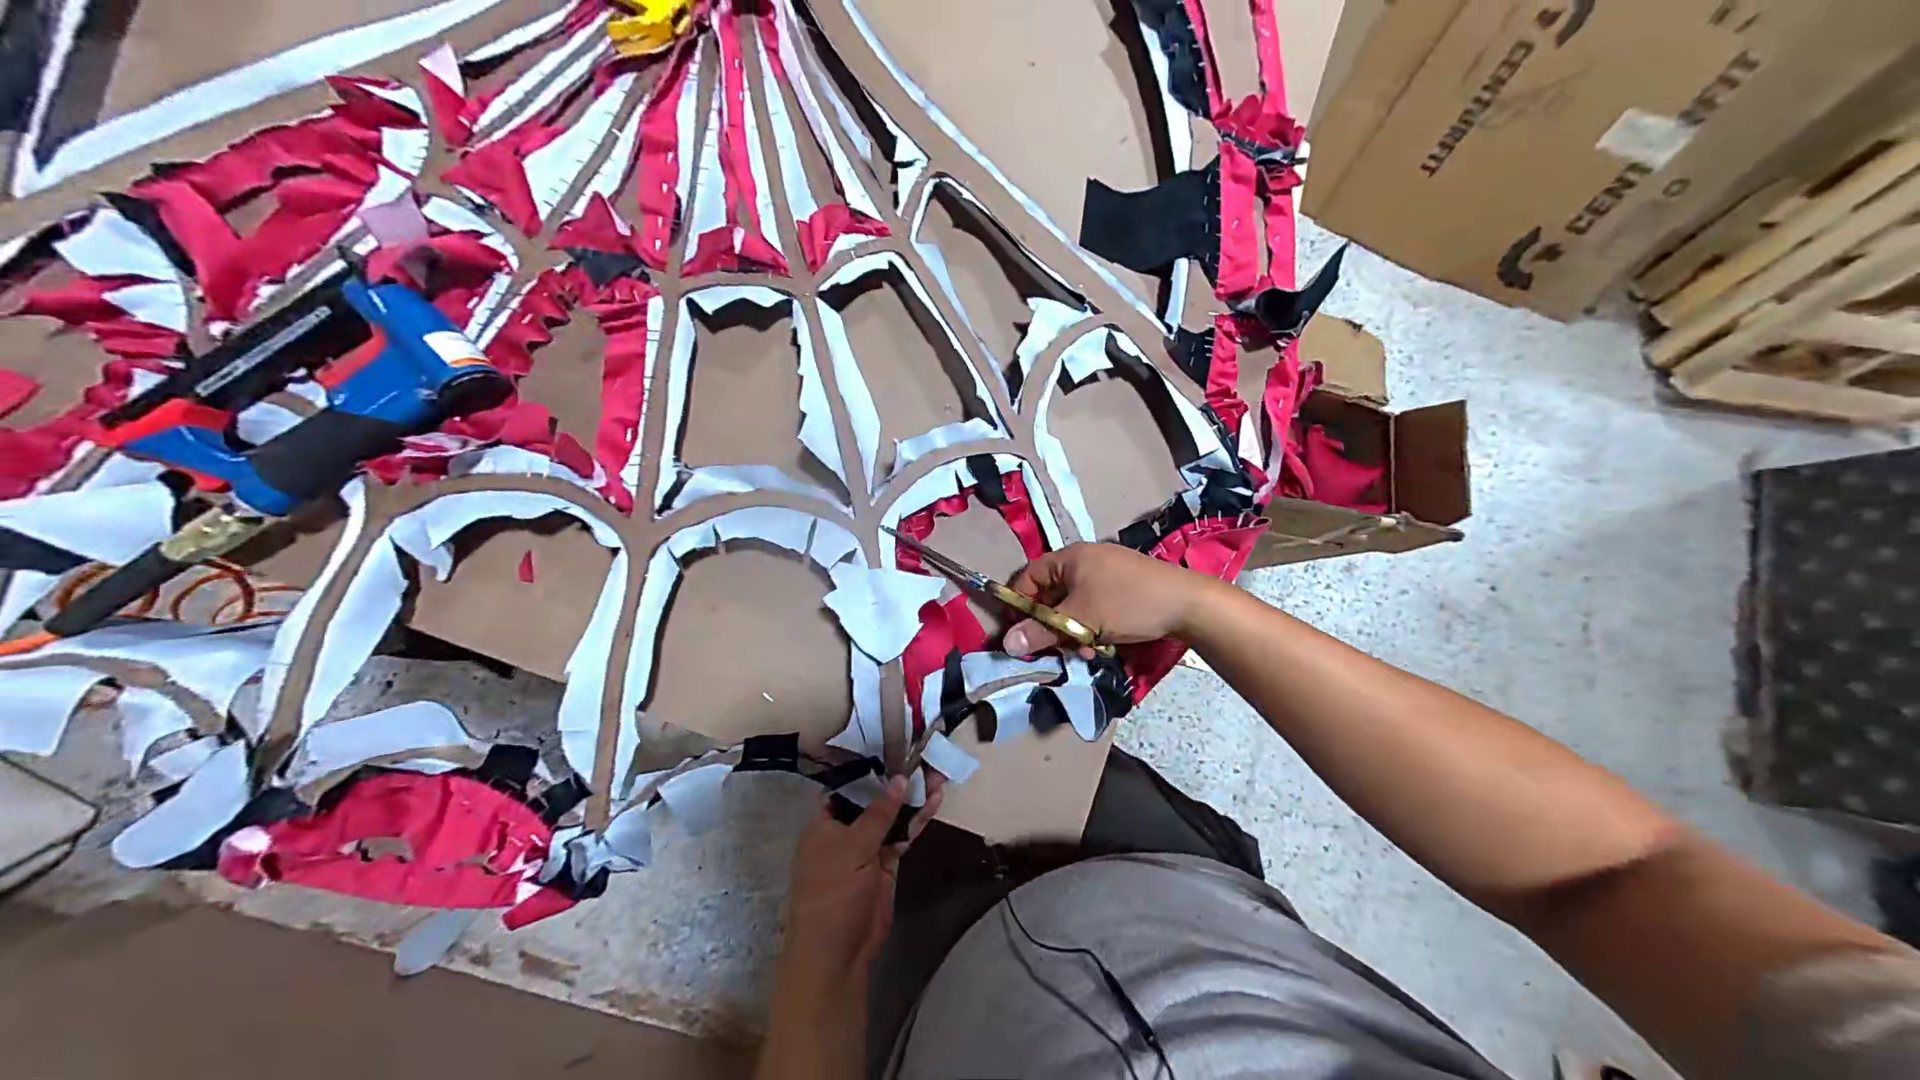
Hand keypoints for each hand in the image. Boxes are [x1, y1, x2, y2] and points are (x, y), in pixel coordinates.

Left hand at [756, 775, 941, 1079]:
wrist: (838, 952)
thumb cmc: (831, 894)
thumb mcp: (851, 848)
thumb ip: (878, 813)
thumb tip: (899, 779)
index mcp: (824, 822)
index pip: (847, 786)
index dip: (870, 769)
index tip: (894, 748)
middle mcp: (846, 830)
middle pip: (875, 799)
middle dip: (898, 781)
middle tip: (924, 758)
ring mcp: (868, 847)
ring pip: (893, 815)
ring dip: (914, 798)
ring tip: (938, 774)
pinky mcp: (886, 863)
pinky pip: (903, 834)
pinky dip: (918, 819)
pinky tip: (935, 800)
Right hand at [1003, 542, 1212, 657]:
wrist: (1189, 604)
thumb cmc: (1128, 604)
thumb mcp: (1080, 621)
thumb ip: (1041, 632)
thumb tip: (1007, 643)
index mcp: (1070, 557)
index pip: (1028, 577)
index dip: (1019, 604)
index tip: (1018, 632)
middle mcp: (1086, 559)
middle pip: (1051, 593)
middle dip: (1050, 624)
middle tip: (1053, 649)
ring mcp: (1108, 572)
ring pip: (1074, 604)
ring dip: (1072, 631)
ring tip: (1084, 652)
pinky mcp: (1125, 587)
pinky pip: (1094, 605)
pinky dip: (1091, 626)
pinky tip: (1102, 645)